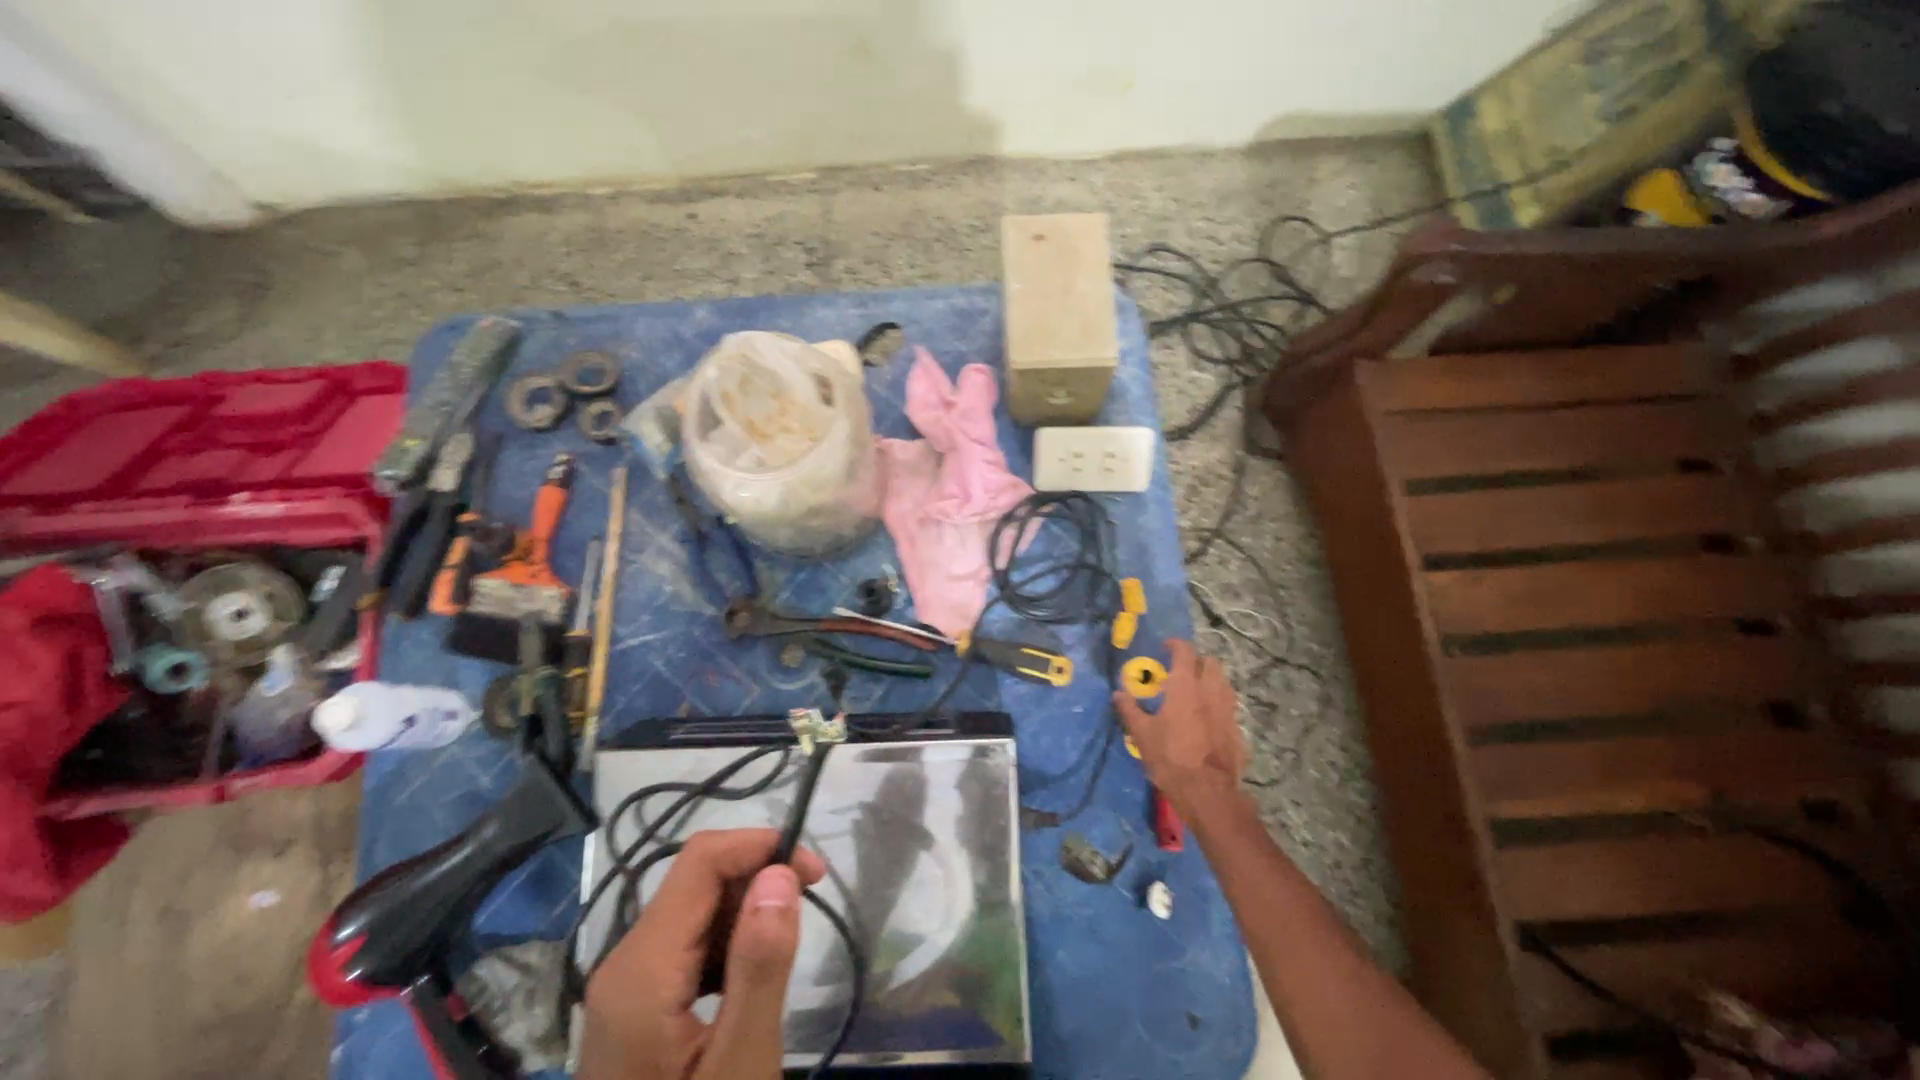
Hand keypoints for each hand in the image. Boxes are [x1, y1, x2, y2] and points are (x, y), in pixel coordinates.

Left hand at [577, 828, 826, 1079]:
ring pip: (692, 911)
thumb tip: (779, 873)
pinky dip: (726, 943)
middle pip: (693, 882)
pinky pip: (685, 947)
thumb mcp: (741, 1058)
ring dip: (744, 910)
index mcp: (641, 967)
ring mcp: (625, 984)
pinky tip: (750, 976)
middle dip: (756, 877)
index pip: (698, 863)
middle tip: (810, 907)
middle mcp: (623, 960)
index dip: (758, 847)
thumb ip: (760, 964)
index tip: (816, 873)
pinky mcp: (634, 1004)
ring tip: (786, 948)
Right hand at [1113, 639, 1247, 813]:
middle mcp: (1211, 691)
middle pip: (1211, 662)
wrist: (1207, 791)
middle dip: (1197, 662)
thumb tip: (1118, 694)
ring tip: (1195, 694)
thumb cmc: (1170, 758)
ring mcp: (1229, 710)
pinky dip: (1218, 706)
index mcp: (1186, 686)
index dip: (1176, 645)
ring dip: (1211, 681)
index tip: (1166, 647)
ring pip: (1223, 683)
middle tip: (1182, 672)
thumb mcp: (1142, 734)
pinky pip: (1229, 707)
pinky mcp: (1238, 729)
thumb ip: (1130, 710)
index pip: (1185, 651)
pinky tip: (1207, 721)